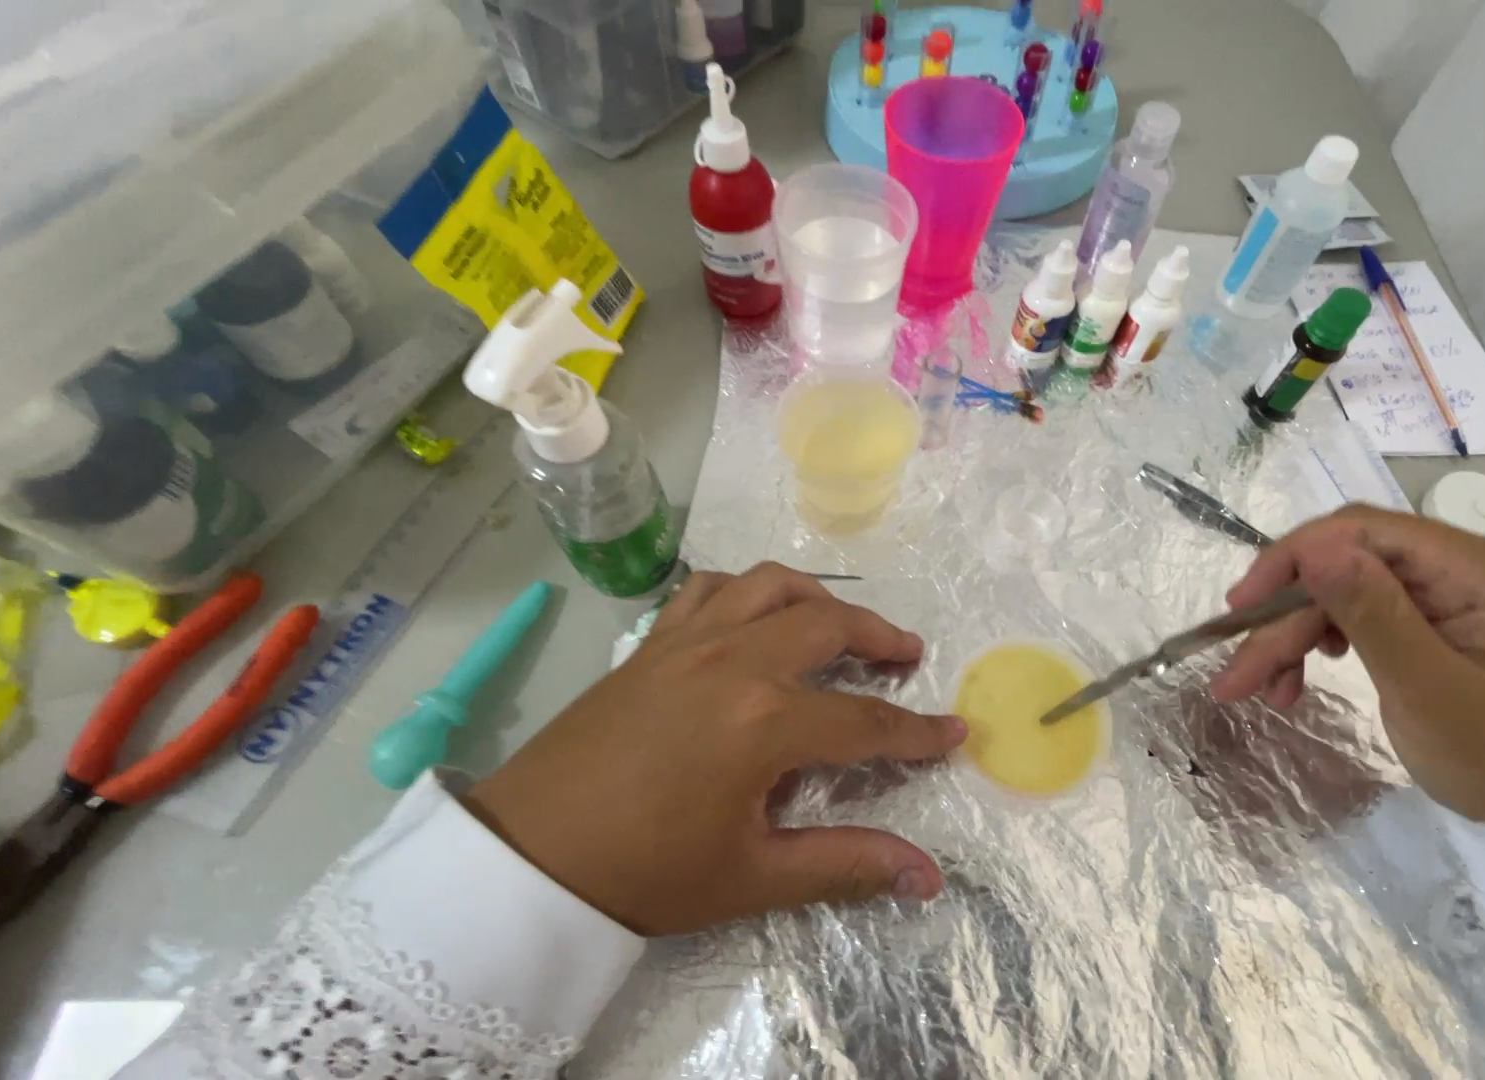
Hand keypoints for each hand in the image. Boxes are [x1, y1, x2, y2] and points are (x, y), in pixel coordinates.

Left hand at [465, 564, 965, 935]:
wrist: (531, 855)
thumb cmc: (645, 872)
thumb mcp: (754, 877)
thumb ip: (847, 864)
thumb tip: (928, 877)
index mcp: (764, 722)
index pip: (866, 721)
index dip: (916, 731)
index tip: (953, 732)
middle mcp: (735, 661)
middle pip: (829, 624)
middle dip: (881, 637)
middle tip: (907, 658)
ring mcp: (690, 640)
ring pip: (772, 584)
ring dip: (818, 598)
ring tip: (839, 625)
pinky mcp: (654, 640)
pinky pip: (709, 587)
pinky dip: (746, 589)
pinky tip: (754, 616)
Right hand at [1210, 505, 1484, 822]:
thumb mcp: (1431, 692)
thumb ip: (1372, 614)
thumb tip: (1313, 548)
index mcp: (1483, 568)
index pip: (1364, 530)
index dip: (1292, 558)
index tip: (1239, 606)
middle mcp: (1468, 567)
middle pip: (1348, 568)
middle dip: (1284, 620)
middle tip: (1237, 675)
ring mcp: (1456, 596)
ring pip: (1346, 595)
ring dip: (1295, 639)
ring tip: (1263, 692)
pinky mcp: (1442, 624)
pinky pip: (1364, 618)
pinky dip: (1323, 648)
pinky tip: (1298, 682)